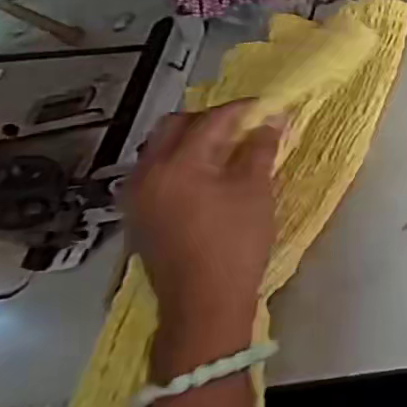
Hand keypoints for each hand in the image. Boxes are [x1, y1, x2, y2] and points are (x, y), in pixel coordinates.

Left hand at [123, 100, 280, 374]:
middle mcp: (147, 173)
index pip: (210, 121)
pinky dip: (182, 163)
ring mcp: (136, 195)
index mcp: (177, 164)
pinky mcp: (138, 214)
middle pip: (174, 127)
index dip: (242, 109)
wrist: (203, 300)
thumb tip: (270, 122)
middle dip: (211, 119)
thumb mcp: (255, 192)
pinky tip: (208, 177)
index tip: (268, 106)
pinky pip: (157, 172)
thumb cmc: (236, 243)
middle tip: (246, 124)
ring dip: (193, 140)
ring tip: (229, 149)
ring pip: (161, 149)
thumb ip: (259, 150)